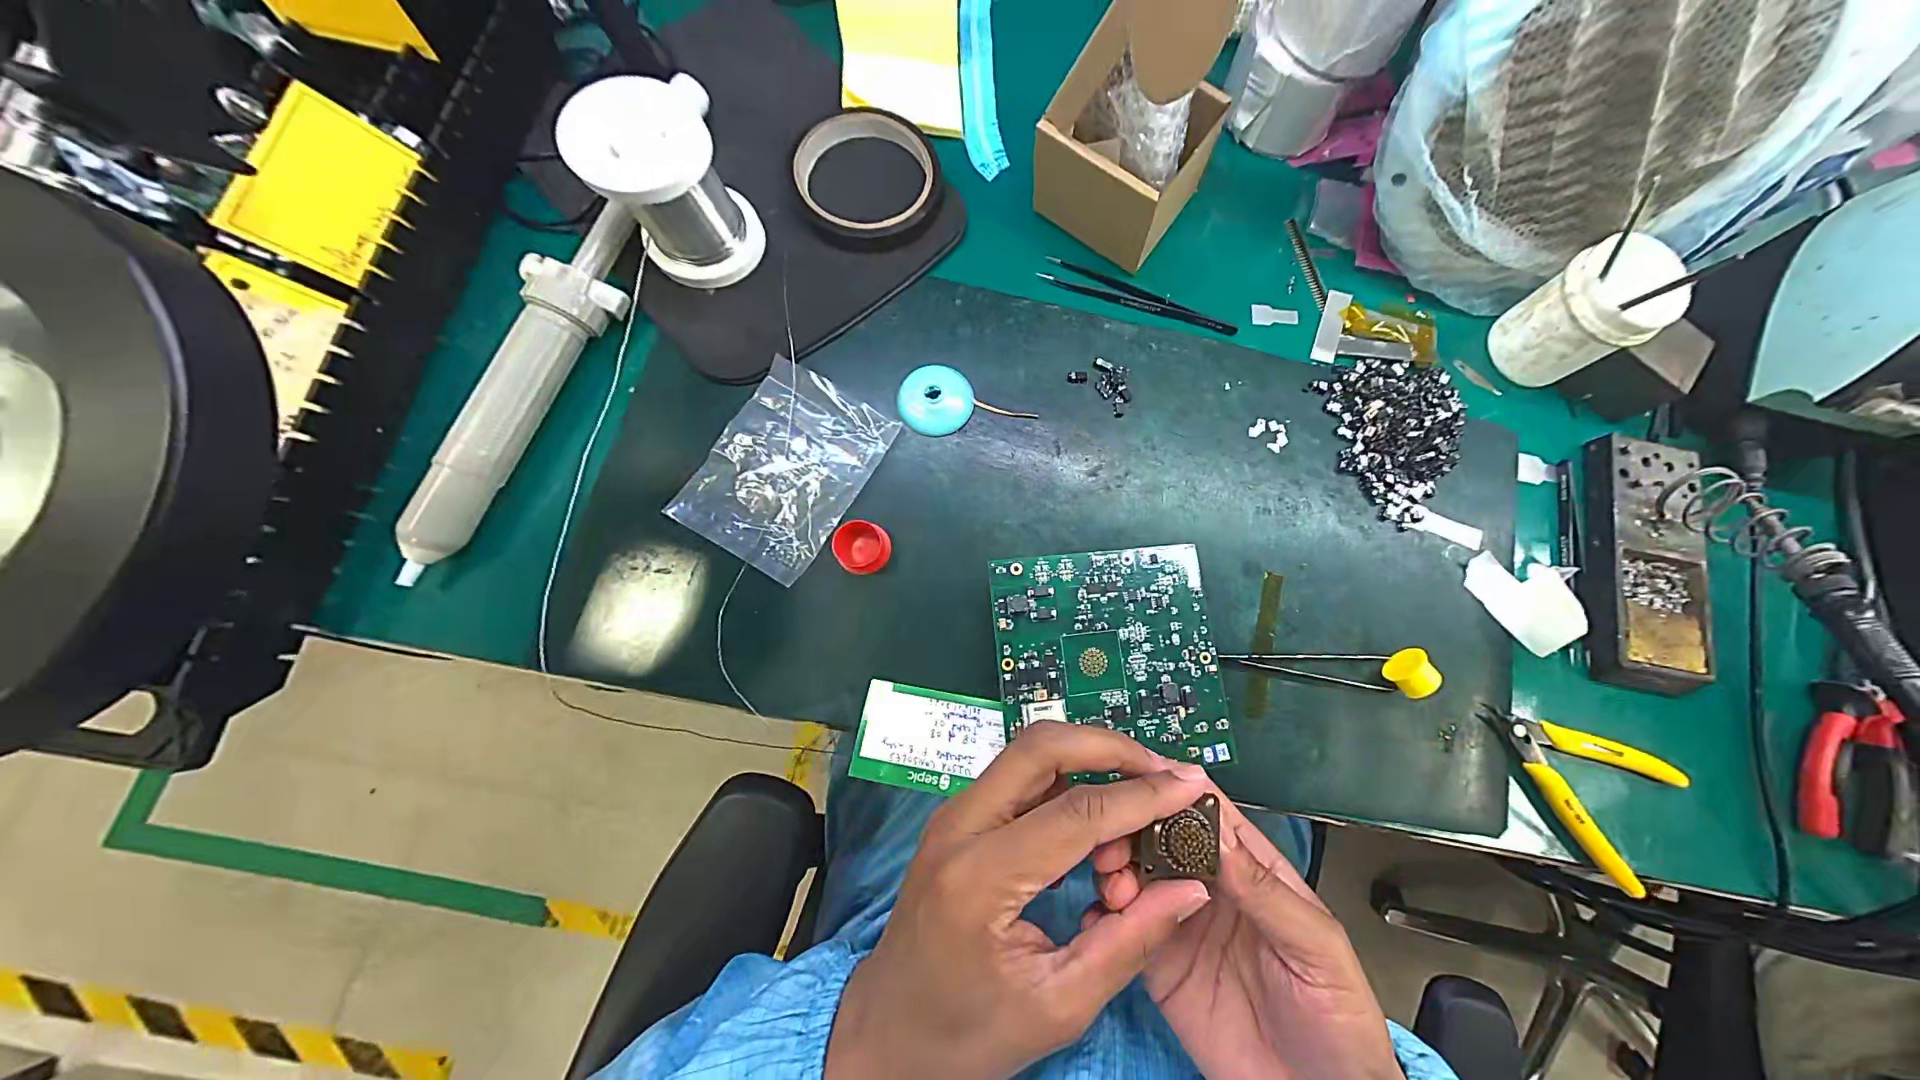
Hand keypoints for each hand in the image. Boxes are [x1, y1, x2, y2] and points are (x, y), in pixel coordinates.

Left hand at [827, 722, 1214, 1079]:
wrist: (886, 1028)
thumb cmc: (968, 1030)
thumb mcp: (1058, 1004)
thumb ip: (1128, 940)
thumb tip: (1190, 887)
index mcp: (981, 875)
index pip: (1075, 812)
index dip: (1142, 796)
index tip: (1192, 786)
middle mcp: (960, 824)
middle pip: (1040, 747)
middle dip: (1110, 747)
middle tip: (1164, 773)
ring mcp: (954, 815)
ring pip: (1028, 752)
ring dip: (1089, 759)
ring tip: (1140, 797)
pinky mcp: (958, 818)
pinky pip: (1019, 777)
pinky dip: (1066, 780)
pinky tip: (1099, 815)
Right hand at [1090, 783, 1400, 1079]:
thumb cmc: (1337, 1020)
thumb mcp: (1317, 948)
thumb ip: (1266, 891)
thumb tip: (1217, 833)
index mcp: (1250, 870)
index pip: (1209, 815)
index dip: (1175, 792)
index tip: (1140, 782)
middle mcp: (1208, 886)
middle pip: (1160, 837)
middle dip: (1132, 829)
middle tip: (1114, 843)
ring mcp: (1179, 922)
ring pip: (1135, 875)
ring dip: (1115, 870)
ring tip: (1112, 888)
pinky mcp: (1159, 962)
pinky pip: (1124, 928)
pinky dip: (1103, 916)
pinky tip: (1099, 918)